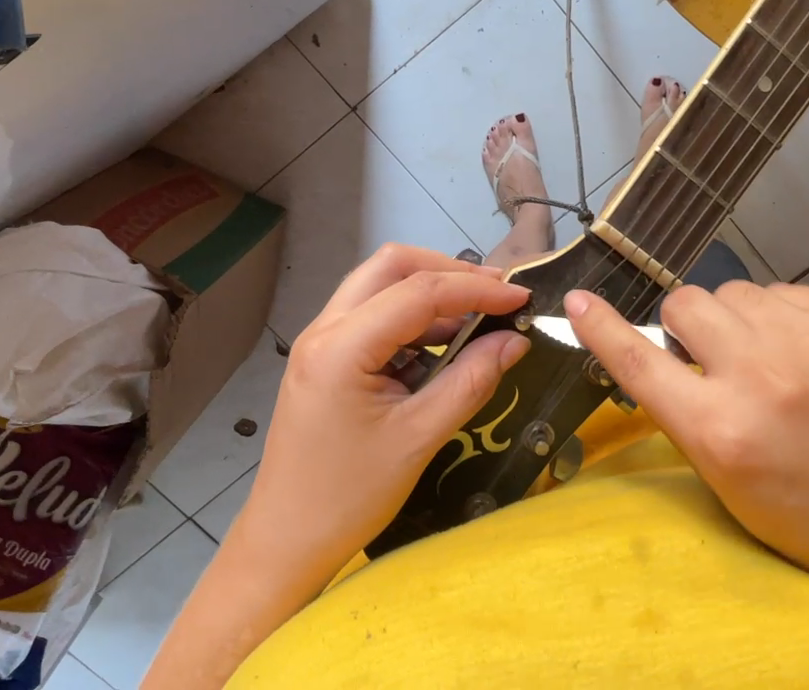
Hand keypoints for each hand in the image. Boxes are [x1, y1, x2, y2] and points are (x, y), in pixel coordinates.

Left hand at [237, 245, 531, 580]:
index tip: (521, 298)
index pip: (419, 292)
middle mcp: (325, 329)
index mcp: (341, 346)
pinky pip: (375, 317)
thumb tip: (515, 341)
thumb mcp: (419, 438)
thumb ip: (471, 381)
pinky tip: (444, 346)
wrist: (286, 541)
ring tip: (479, 320)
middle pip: (392, 266)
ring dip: (430, 294)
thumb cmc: (350, 496)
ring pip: (381, 286)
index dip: (476, 289)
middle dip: (448, 272)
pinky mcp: (327, 358)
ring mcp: (322, 341)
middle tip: (495, 295)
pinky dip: (413, 321)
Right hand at [563, 282, 808, 594]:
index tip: (577, 302)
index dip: (602, 329)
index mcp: (722, 432)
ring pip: (738, 291)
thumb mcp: (732, 484)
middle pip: (688, 302)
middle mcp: (761, 377)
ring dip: (741, 319)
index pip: (639, 363)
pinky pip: (788, 291)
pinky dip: (786, 316)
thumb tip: (659, 348)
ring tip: (775, 359)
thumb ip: (690, 412)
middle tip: (718, 357)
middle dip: (692, 325)